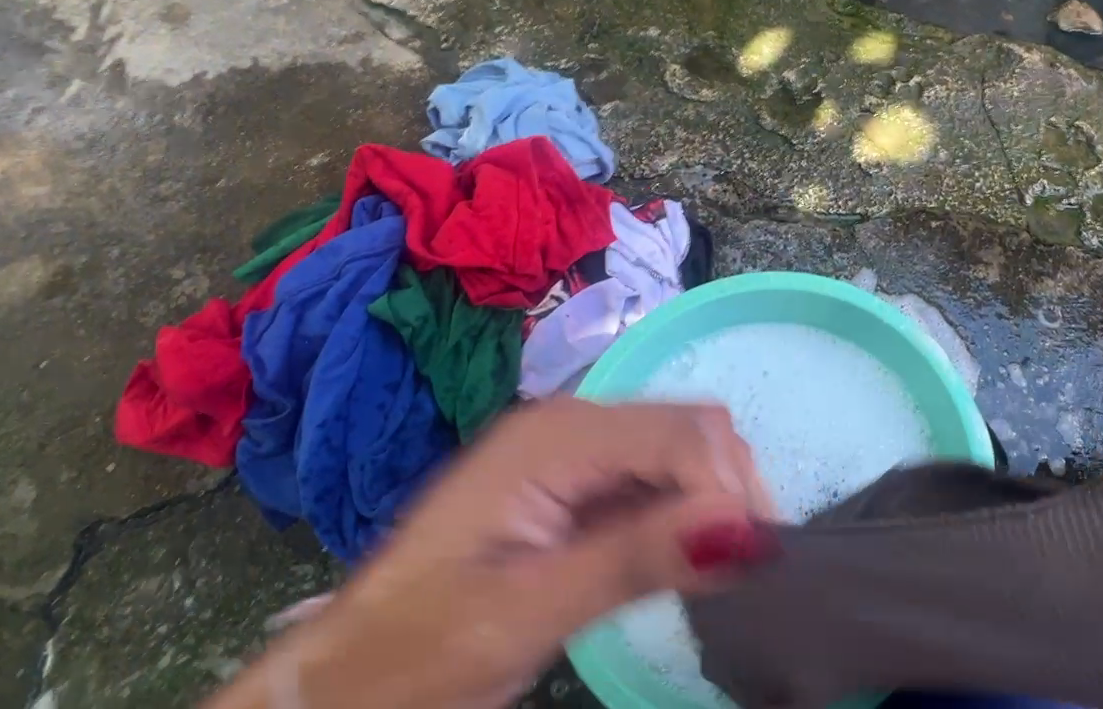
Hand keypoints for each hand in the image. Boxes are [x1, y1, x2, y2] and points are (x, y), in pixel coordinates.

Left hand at [207, 399, 776, 708]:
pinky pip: (658, 475)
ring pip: (682, 446)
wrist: (349, 680)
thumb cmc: (419, 651)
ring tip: (720, 564)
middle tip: (741, 567)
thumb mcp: (527, 612)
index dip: (727, 487)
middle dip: (730, 486)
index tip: (752, 560)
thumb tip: (743, 531)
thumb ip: (635, 560)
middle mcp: (570, 423)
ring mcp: (574, 448)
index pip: (679, 432)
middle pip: (689, 426)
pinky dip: (688, 509)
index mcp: (552, 437)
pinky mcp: (579, 479)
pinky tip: (685, 553)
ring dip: (714, 496)